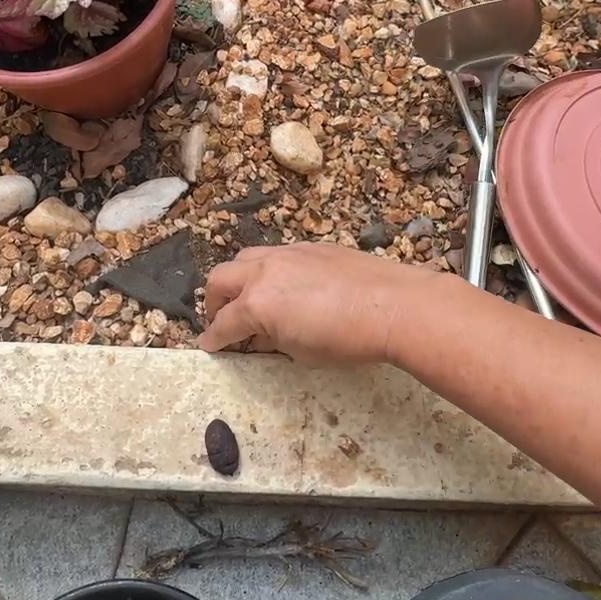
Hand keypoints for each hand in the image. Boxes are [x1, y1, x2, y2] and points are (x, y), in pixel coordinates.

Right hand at [197, 243, 442, 366]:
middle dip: (214, 301)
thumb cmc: (347, 339)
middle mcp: (264, 271)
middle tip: (221, 319)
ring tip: (249, 297)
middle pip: (220, 279)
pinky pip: (277, 254)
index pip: (223, 324)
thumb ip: (273, 340)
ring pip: (246, 258)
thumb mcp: (301, 353)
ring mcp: (287, 253)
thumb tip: (262, 335)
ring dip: (239, 279)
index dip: (213, 339)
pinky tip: (287, 286)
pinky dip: (270, 270)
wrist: (392, 305)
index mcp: (256, 303)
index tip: (208, 346)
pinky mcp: (311, 246)